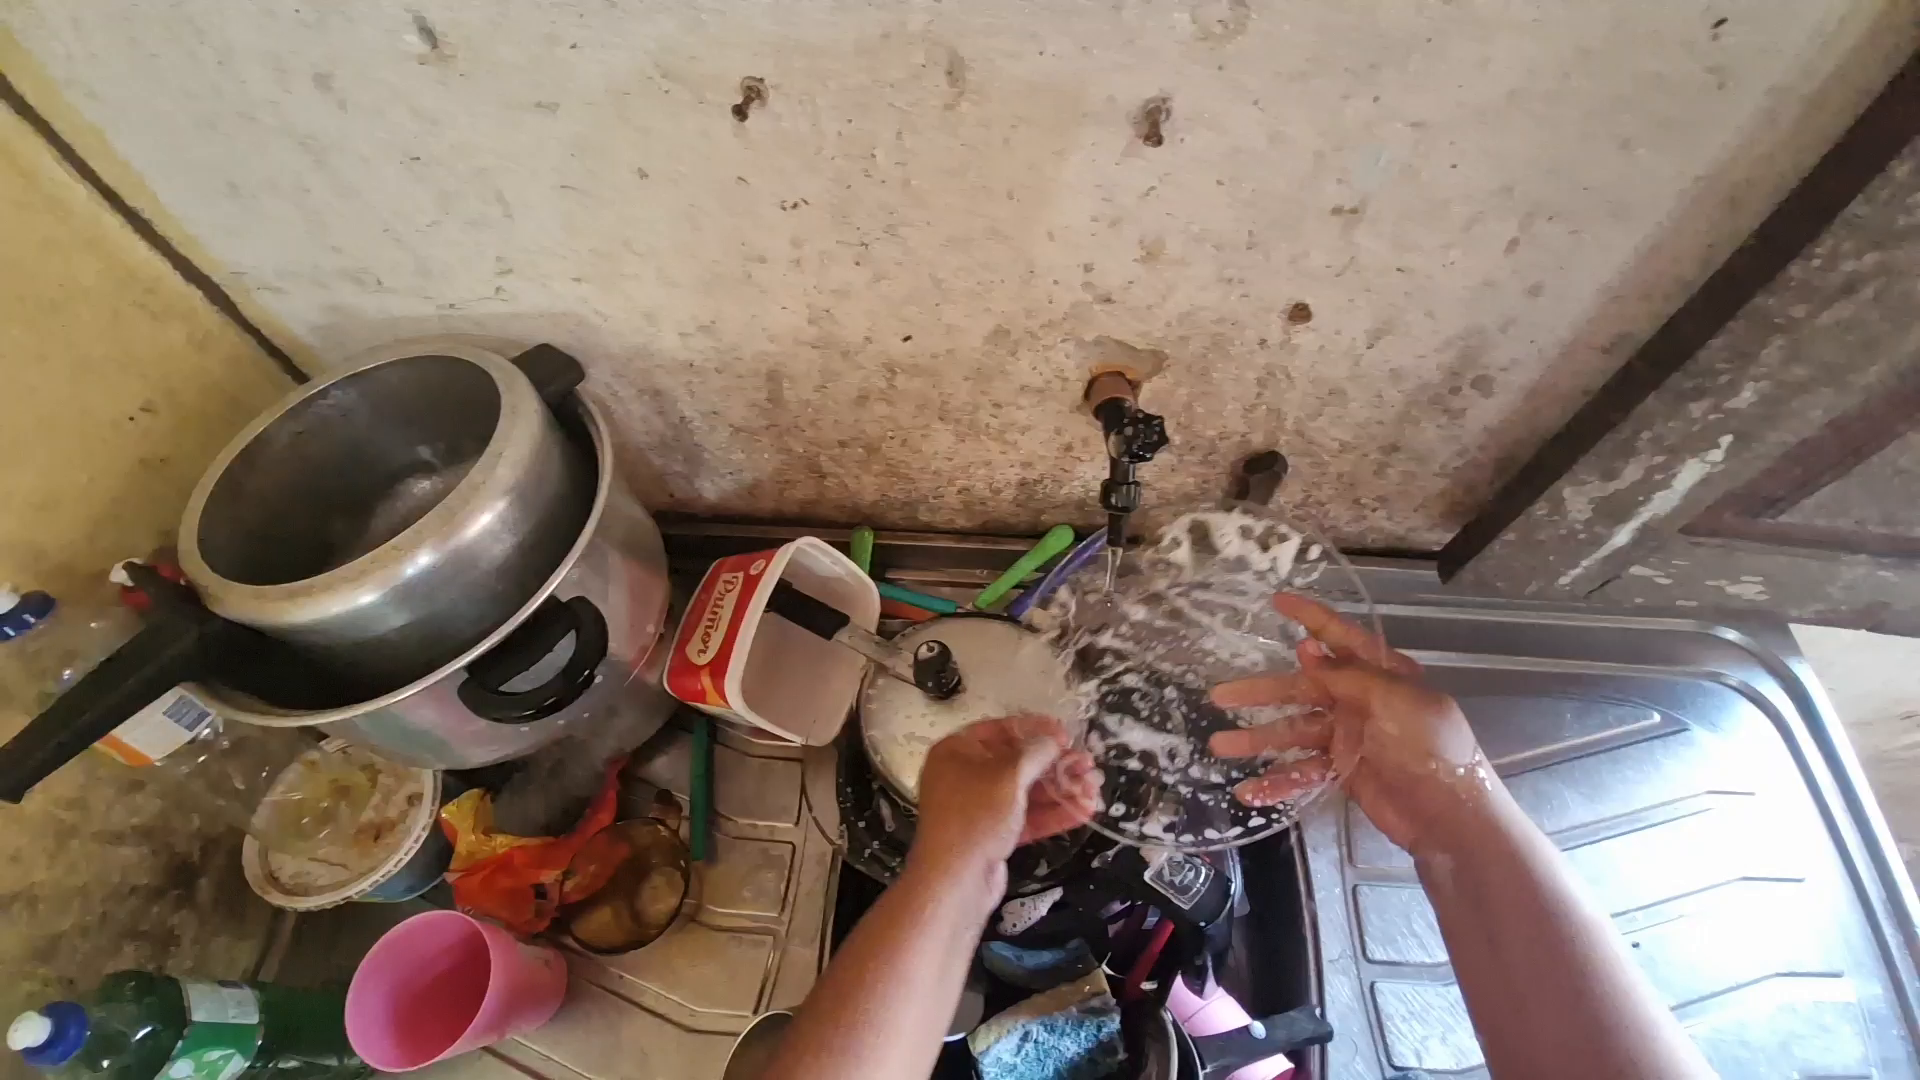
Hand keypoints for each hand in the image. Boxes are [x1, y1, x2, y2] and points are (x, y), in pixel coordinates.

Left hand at [911, 714, 1100, 890]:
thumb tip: (1054, 740)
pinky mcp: (992, 834)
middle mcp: (965, 774)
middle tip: (1087, 764)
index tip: (1065, 733)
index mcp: (957, 750)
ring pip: (1025, 792)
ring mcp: (979, 807)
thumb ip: (1035, 753)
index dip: (1035, 729)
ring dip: (1060, 789)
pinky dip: (1052, 814)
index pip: (1000, 729)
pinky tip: (1083, 812)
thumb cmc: (976, 815)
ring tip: (1094, 788)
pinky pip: (1025, 817)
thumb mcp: (1008, 776)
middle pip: (1017, 762)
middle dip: (1055, 764)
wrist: (954, 882)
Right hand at [1207, 594, 1494, 855]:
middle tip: (1219, 696)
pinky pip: (1301, 771)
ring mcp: (1348, 736)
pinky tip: (1248, 791)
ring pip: (1292, 731)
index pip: (1340, 637)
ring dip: (1257, 739)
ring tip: (1218, 745)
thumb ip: (1348, 676)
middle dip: (1259, 692)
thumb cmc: (1431, 750)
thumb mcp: (1396, 702)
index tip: (1276, 601)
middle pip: (1299, 689)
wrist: (1452, 819)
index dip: (1310, 617)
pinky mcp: (1341, 770)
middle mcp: (1359, 700)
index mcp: (1380, 676)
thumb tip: (1306, 648)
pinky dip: (1276, 781)